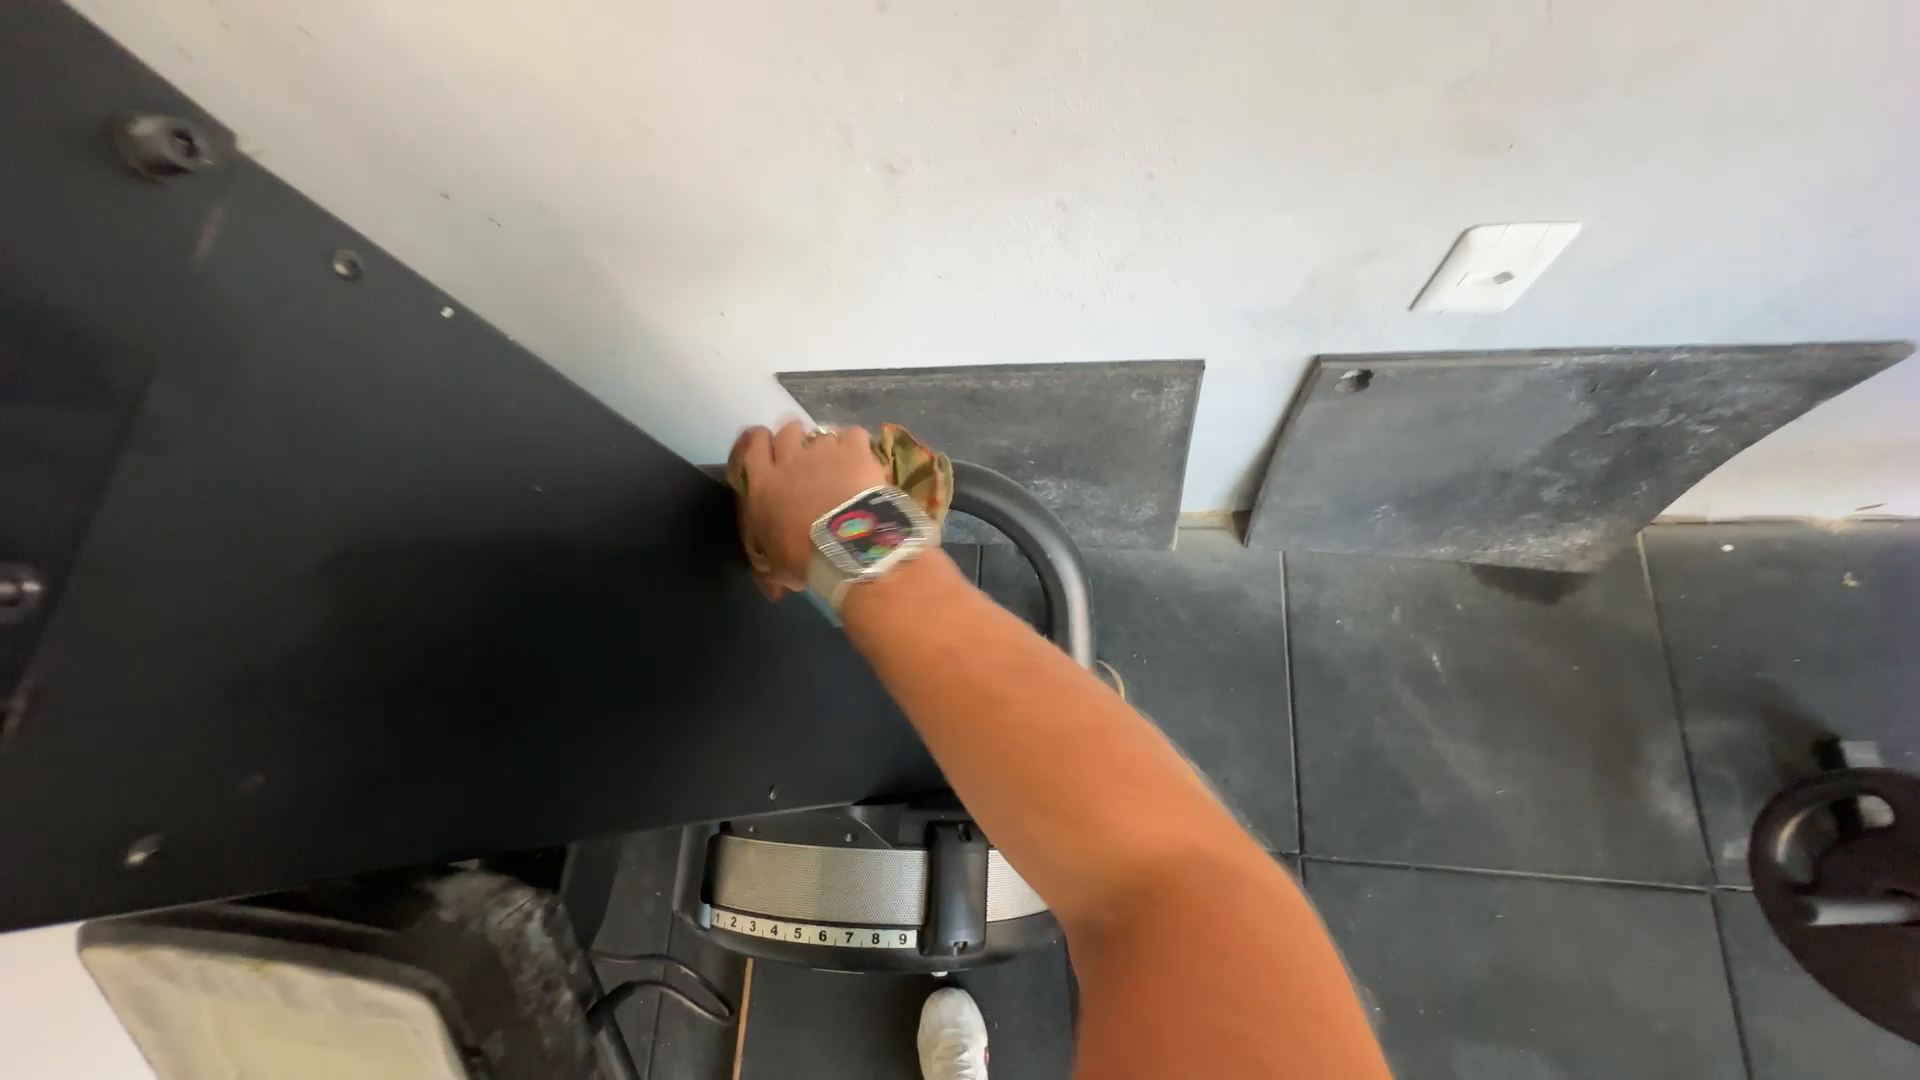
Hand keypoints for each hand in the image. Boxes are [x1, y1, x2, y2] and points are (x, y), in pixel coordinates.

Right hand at [729, 421, 888, 598]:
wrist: (848, 547)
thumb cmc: (806, 560)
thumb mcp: (777, 568)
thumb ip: (770, 568)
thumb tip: (772, 589)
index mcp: (762, 484)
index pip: (751, 443)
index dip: (760, 441)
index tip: (769, 450)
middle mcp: (789, 459)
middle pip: (787, 430)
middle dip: (796, 440)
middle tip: (808, 460)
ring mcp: (822, 451)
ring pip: (821, 432)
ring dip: (827, 446)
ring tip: (839, 465)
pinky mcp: (853, 450)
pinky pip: (852, 435)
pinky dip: (855, 445)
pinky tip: (861, 460)